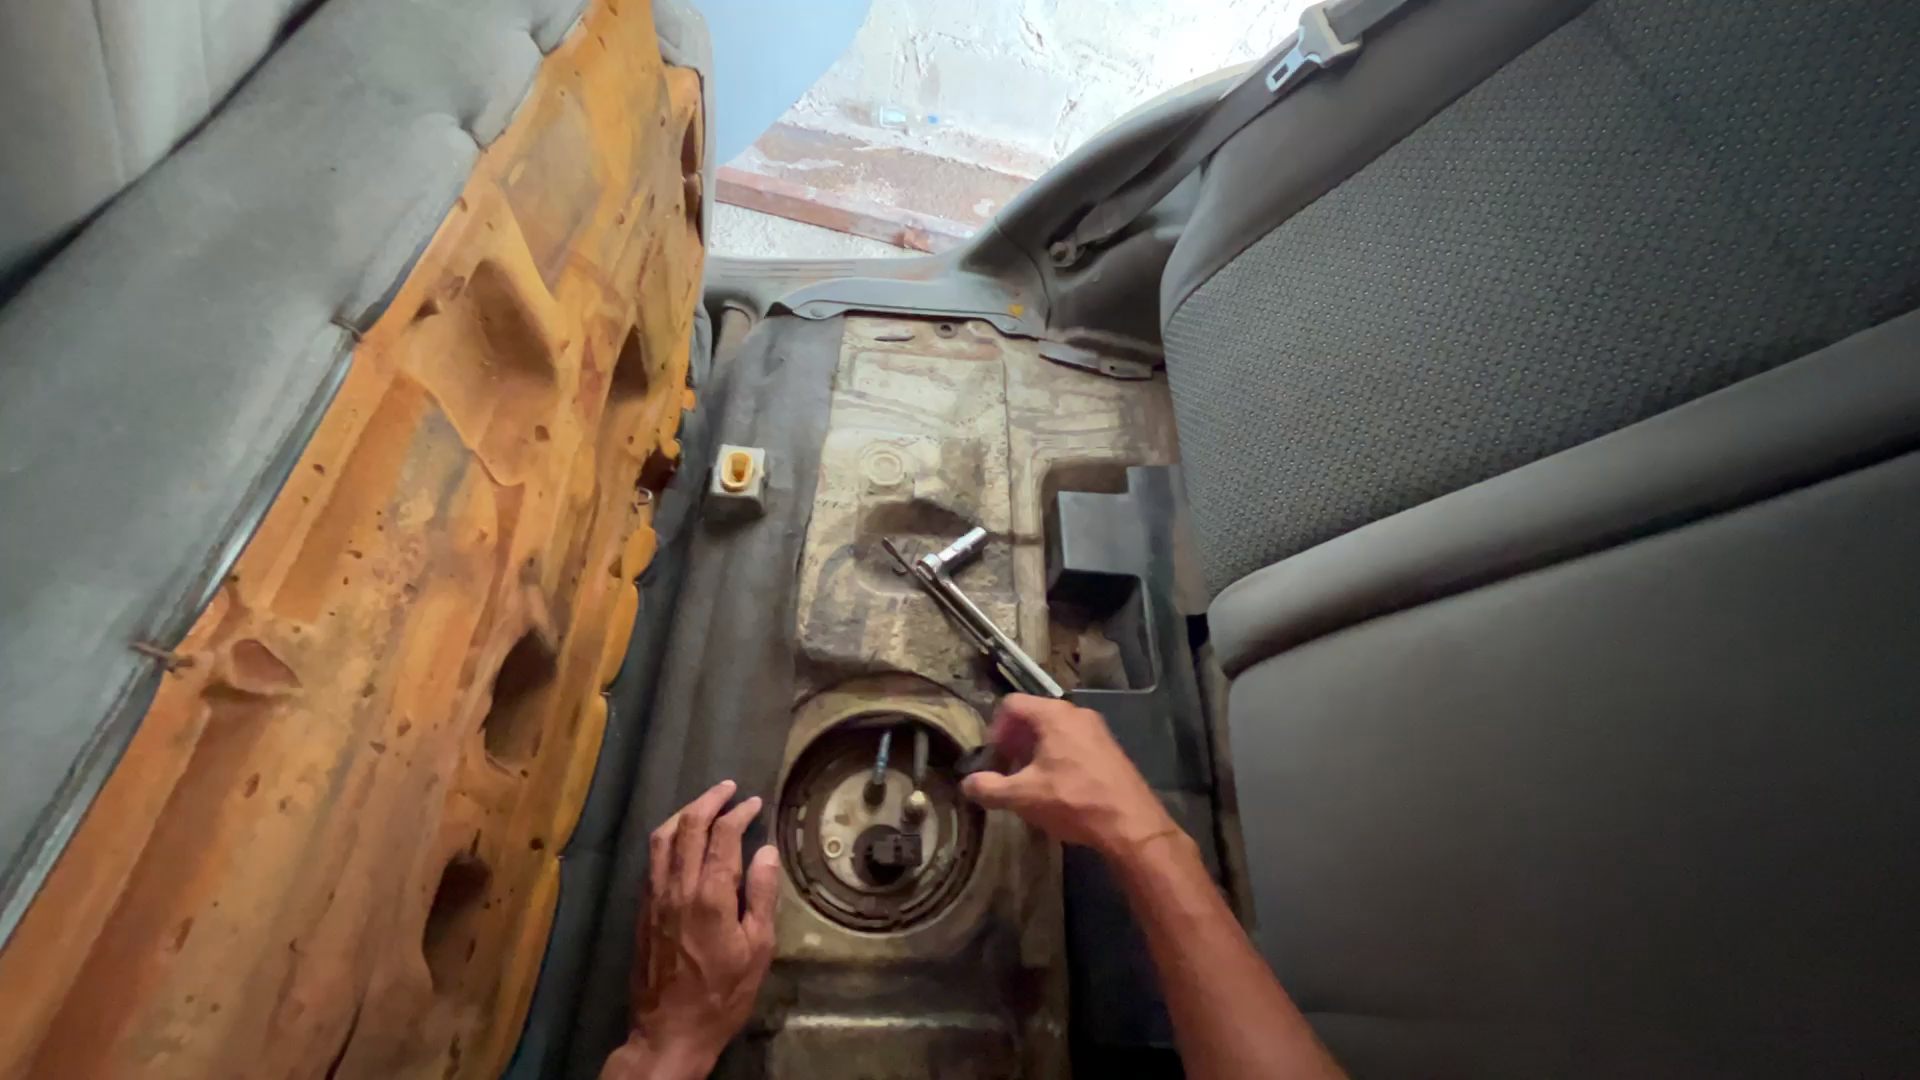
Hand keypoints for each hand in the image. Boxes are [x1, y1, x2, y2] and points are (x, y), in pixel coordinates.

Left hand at [603, 780, 779, 1079]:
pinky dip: (668, 837)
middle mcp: (678, 888)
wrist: (669, 1033)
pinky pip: (652, 859)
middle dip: (710, 800)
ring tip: (704, 804)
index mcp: (710, 896)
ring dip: (685, 814)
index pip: (723, 835)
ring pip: (662, 838)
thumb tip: (766, 851)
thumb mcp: (758, 949)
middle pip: (688, 826)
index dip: (739, 812)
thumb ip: (762, 895)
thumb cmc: (722, 994)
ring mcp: (655, 897)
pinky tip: (682, 838)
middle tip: (729, 788)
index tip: (754, 803)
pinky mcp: (642, 909)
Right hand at [961, 695, 1181, 862]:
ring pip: (1056, 728)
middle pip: (1034, 714)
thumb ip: (990, 788)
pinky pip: (1074, 740)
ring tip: (1032, 780)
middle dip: (1016, 740)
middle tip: (1009, 768)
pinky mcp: (1110, 748)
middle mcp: (1076, 713)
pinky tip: (1059, 786)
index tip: (995, 756)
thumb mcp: (1024, 797)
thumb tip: (967, 784)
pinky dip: (1059, 755)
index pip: (1012, 704)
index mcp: (1053, 715)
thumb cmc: (1073, 801)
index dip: (996, 728)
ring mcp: (1097, 729)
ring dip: (1037, 749)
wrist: (1131, 824)